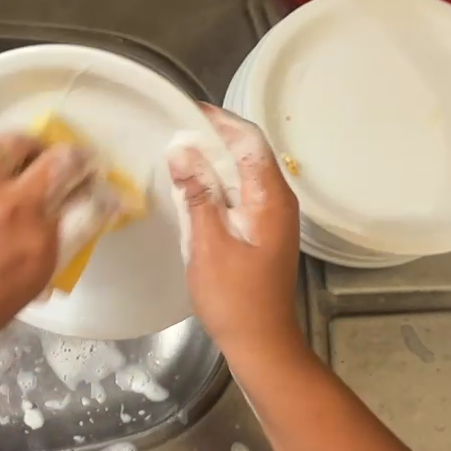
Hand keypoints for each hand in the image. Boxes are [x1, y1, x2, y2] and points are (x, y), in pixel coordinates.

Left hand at [0, 132, 93, 370]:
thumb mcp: (25, 291)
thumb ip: (50, 254)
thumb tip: (61, 228)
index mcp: (40, 246)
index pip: (91, 207)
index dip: (105, 196)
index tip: (104, 193)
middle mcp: (14, 210)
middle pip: (63, 163)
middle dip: (78, 161)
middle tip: (76, 163)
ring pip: (16, 144)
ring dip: (32, 147)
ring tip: (32, 153)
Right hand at [168, 104, 304, 358]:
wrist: (259, 341)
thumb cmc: (233, 296)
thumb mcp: (208, 243)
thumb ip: (197, 194)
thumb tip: (181, 151)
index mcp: (269, 198)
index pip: (248, 141)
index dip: (219, 121)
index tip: (186, 109)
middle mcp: (277, 200)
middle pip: (248, 152)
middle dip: (213, 136)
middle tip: (173, 127)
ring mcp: (271, 215)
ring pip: (243, 172)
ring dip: (212, 158)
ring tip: (176, 150)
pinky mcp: (261, 229)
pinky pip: (239, 191)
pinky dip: (216, 181)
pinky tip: (191, 186)